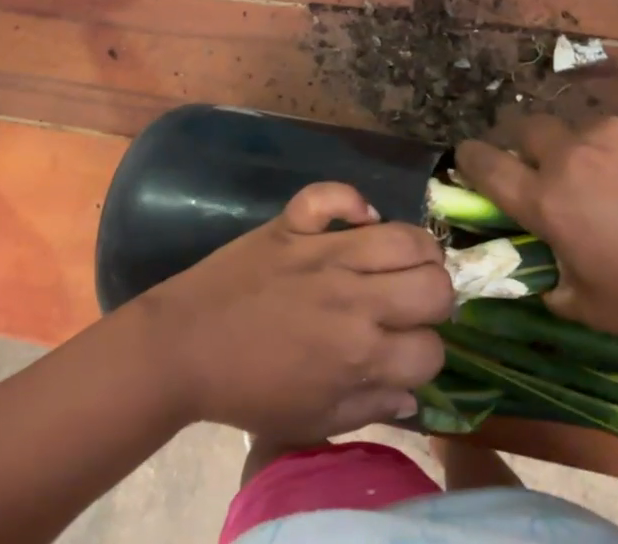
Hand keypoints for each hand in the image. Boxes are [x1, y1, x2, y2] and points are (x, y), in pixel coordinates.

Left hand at [130, 182, 452, 441]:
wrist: (181, 349)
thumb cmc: (247, 392)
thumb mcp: (313, 421)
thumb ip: (369, 407)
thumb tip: (411, 393)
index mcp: (360, 353)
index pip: (432, 351)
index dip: (425, 357)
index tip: (404, 356)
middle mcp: (354, 297)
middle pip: (436, 286)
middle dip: (436, 301)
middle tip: (410, 307)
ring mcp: (323, 252)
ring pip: (405, 236)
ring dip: (415, 252)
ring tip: (398, 264)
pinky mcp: (292, 224)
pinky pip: (332, 196)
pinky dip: (350, 200)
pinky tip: (357, 219)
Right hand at [456, 113, 617, 337]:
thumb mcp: (597, 310)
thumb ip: (554, 286)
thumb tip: (545, 272)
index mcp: (548, 200)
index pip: (485, 165)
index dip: (468, 159)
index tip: (467, 159)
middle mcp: (571, 155)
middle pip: (525, 129)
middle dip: (525, 146)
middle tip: (548, 172)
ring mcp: (615, 131)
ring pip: (578, 128)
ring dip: (580, 149)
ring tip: (615, 179)